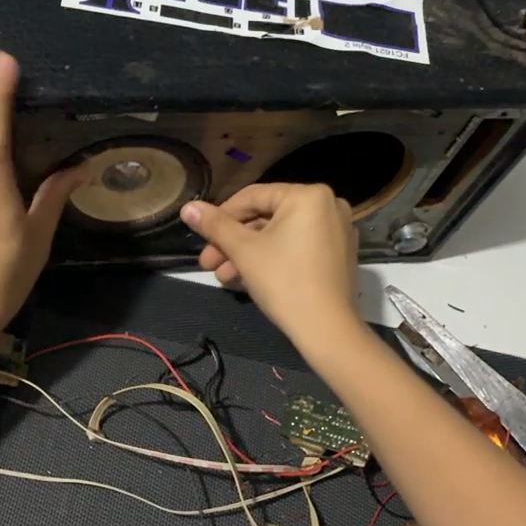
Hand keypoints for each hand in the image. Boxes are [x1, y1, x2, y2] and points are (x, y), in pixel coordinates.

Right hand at [180, 184, 362, 350]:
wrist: (325, 329)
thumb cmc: (283, 281)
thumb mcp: (243, 251)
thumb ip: (215, 225)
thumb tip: (187, 207)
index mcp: (308, 195)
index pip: (253, 196)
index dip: (221, 215)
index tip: (201, 236)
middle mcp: (328, 205)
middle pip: (266, 217)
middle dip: (233, 242)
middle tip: (207, 262)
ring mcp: (336, 231)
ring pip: (279, 235)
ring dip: (247, 254)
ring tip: (222, 276)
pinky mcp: (338, 254)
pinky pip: (296, 247)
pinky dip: (272, 258)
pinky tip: (247, 278)